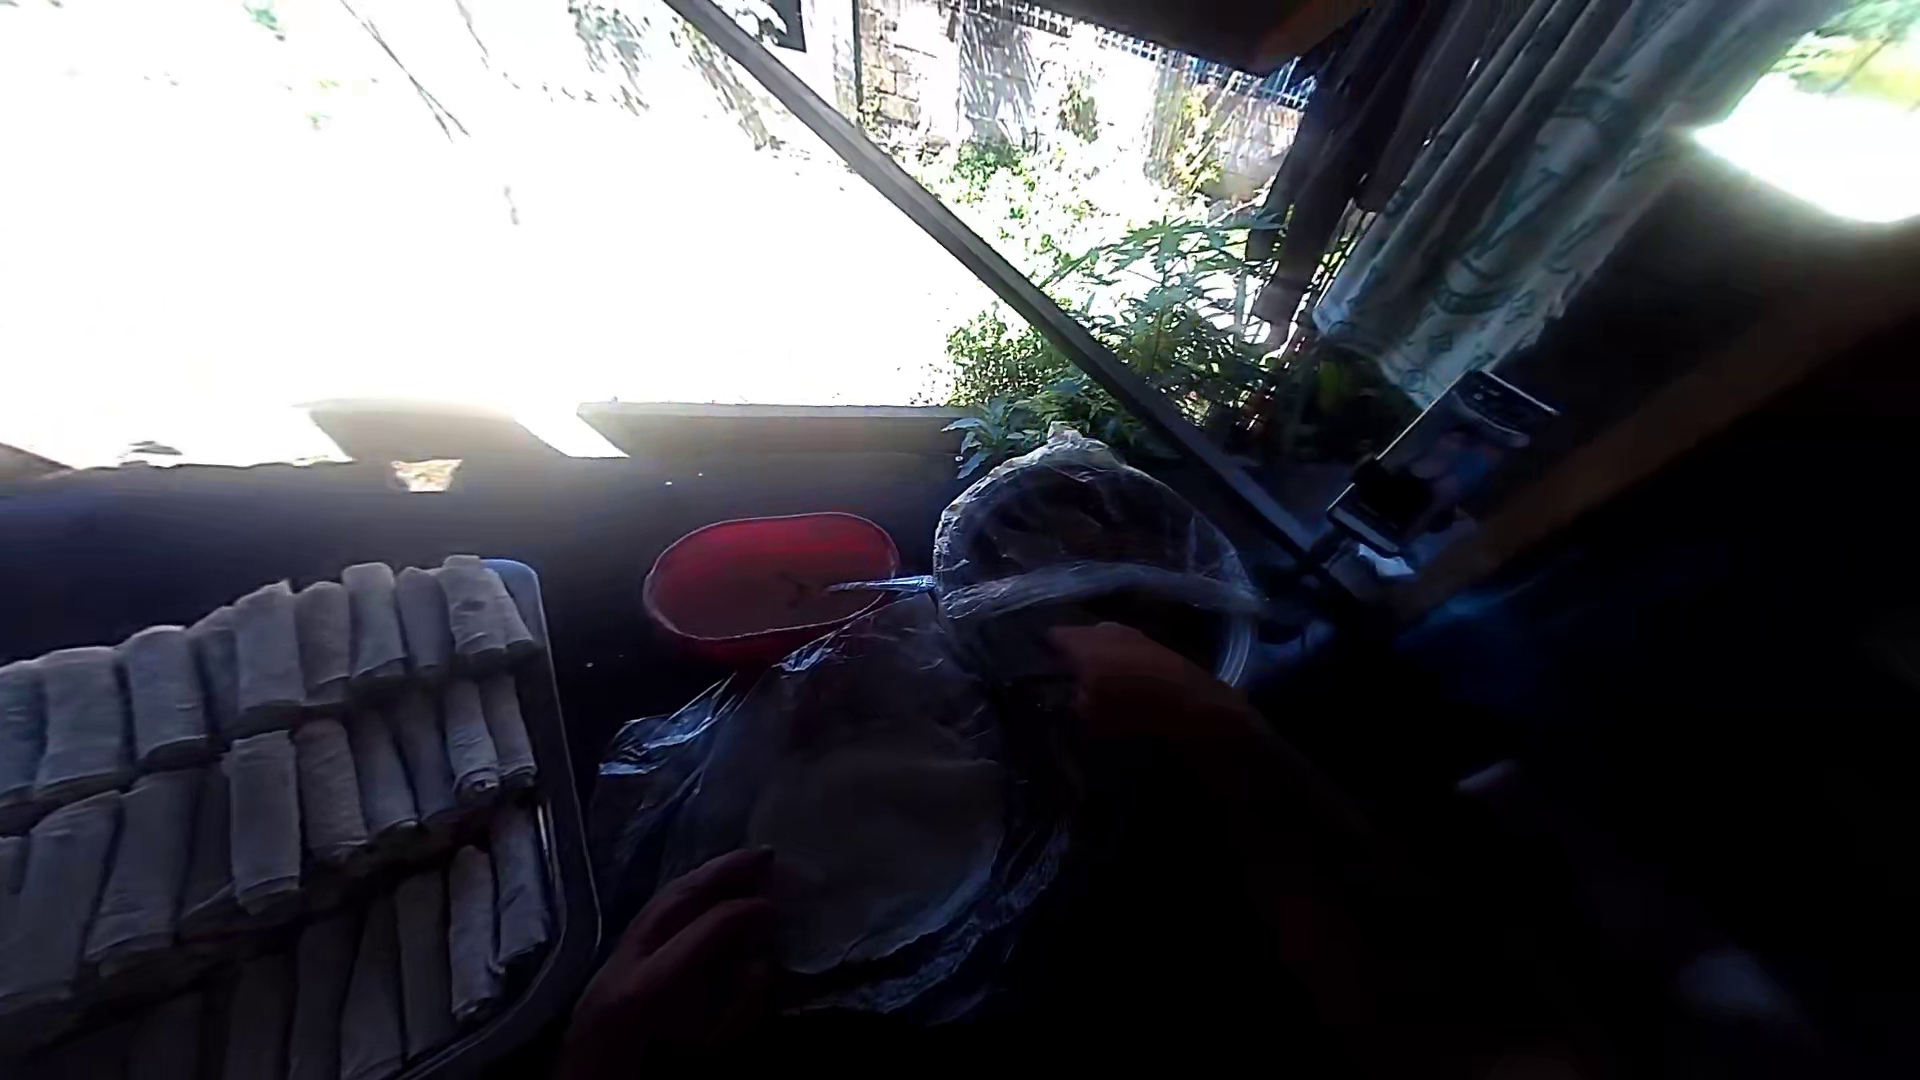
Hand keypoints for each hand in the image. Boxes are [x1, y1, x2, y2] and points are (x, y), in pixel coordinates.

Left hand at [553, 848, 776, 1078]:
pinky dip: (682, 896)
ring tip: (740, 865)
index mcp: (647, 991)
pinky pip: (647, 917)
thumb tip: (762, 962)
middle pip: (677, 898)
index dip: (749, 911)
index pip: (708, 926)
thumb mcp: (706, 1063)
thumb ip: (739, 1012)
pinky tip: (704, 895)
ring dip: (703, 877)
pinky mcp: (603, 974)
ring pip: (658, 901)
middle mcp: (622, 965)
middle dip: (724, 870)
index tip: (779, 907)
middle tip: (765, 855)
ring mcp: (607, 967)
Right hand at [1047, 621, 1258, 738]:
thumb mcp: (1090, 714)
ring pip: (1098, 638)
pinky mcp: (1149, 642)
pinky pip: (1119, 644)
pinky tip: (1118, 678)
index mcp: (1082, 641)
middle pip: (1074, 635)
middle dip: (1067, 651)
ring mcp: (1128, 631)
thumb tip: (1063, 688)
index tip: (1037, 665)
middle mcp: (1102, 628)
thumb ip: (1070, 697)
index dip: (1041, 650)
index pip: (1050, 636)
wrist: (1194, 705)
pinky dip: (1113, 657)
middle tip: (1063, 674)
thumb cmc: (1134, 710)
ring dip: (1092, 653)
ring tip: (1091, 677)